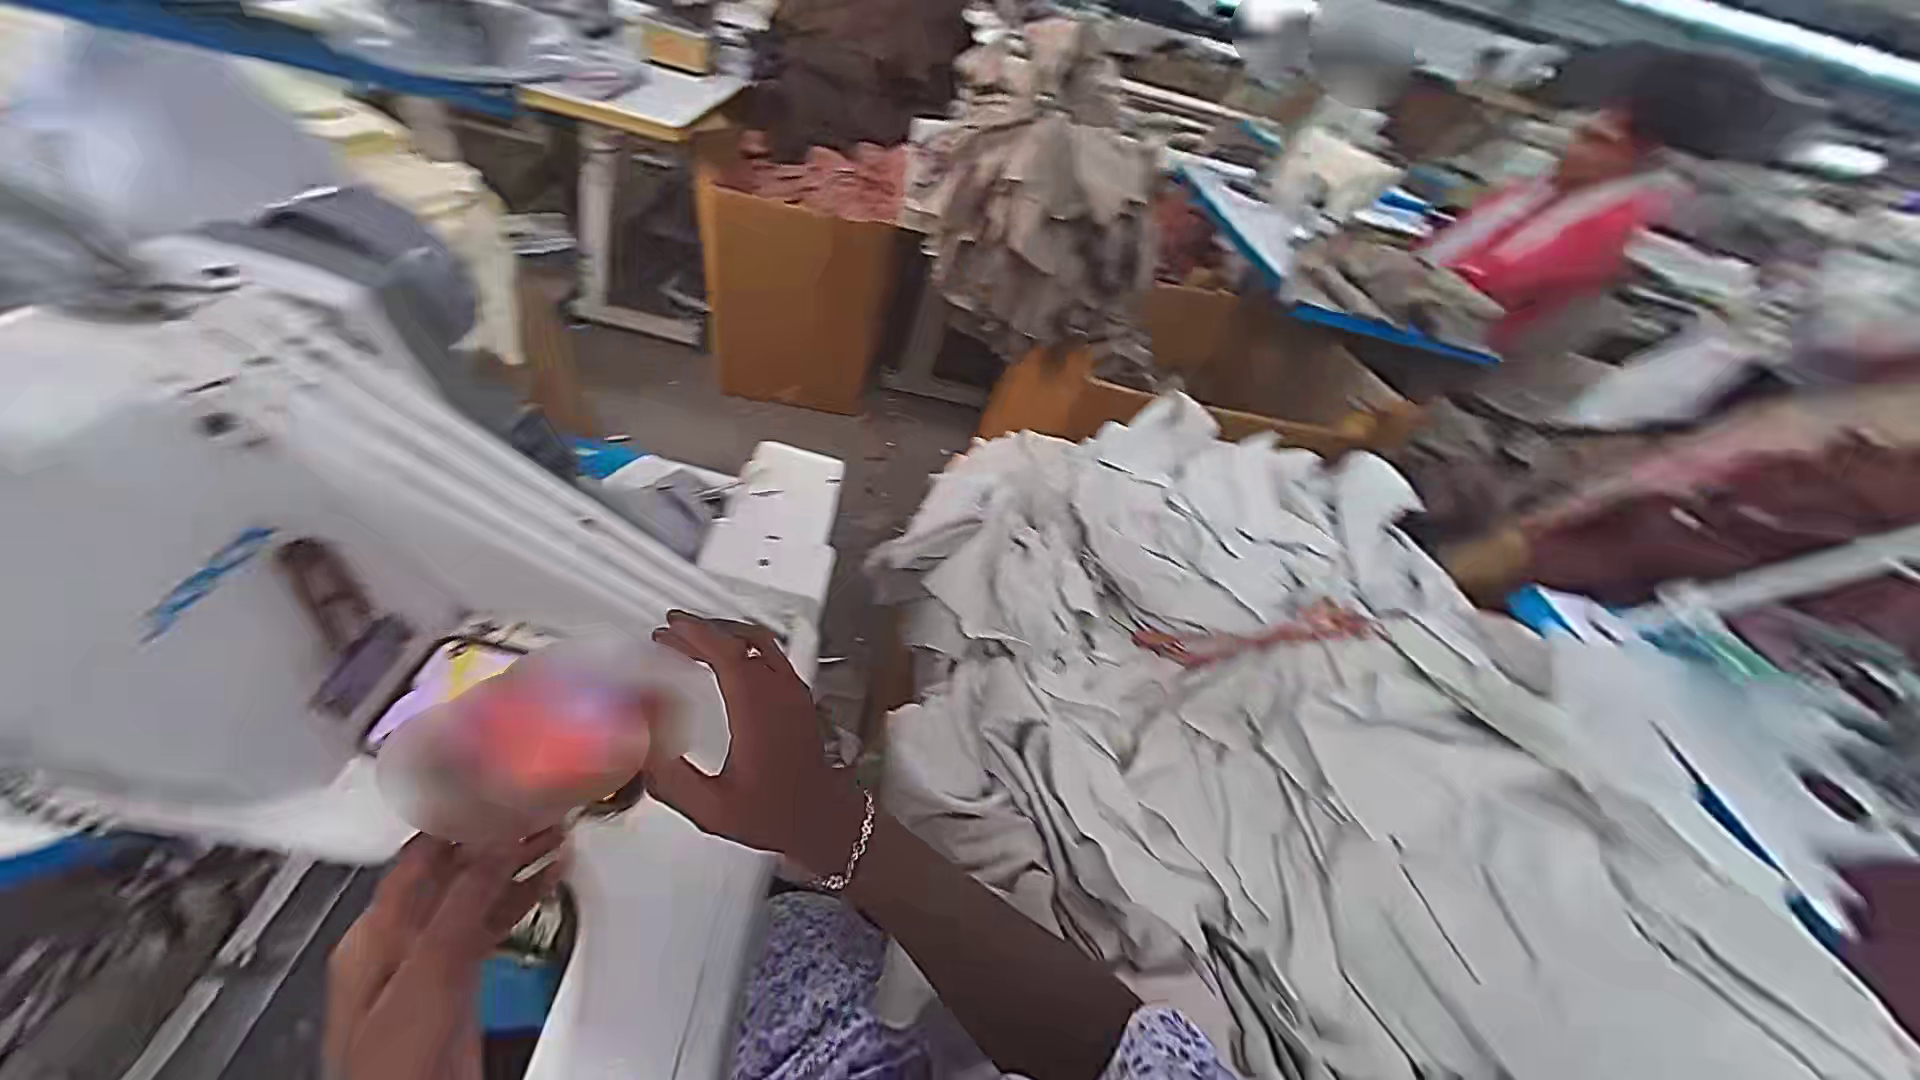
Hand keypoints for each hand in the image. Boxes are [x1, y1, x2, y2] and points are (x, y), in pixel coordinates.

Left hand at [325, 831, 564, 1079]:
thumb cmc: (392, 1064)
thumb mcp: (431, 970)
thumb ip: (464, 901)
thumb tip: (496, 842)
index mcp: (378, 932)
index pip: (421, 855)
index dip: (462, 820)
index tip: (504, 794)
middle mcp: (406, 936)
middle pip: (459, 867)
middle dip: (503, 836)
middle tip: (544, 809)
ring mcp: (435, 952)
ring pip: (484, 888)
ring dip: (521, 859)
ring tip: (558, 832)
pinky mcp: (463, 969)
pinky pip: (498, 914)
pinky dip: (527, 891)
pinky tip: (552, 874)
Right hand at [647, 612, 864, 876]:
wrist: (824, 815)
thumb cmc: (776, 813)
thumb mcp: (712, 808)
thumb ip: (672, 780)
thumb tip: (640, 750)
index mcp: (760, 710)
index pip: (728, 654)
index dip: (697, 634)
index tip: (670, 626)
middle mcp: (781, 693)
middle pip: (743, 642)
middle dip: (704, 631)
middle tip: (672, 631)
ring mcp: (795, 693)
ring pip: (761, 645)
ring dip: (726, 636)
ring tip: (692, 641)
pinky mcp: (800, 698)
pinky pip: (771, 658)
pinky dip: (743, 650)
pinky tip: (724, 663)